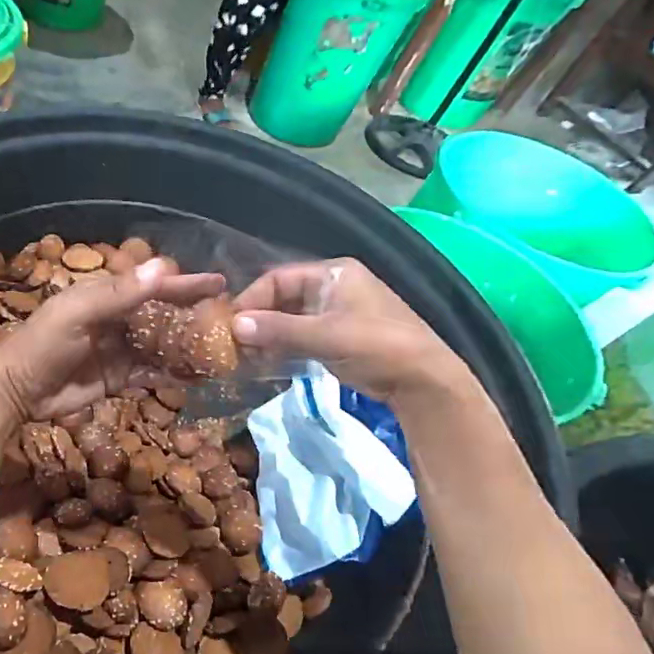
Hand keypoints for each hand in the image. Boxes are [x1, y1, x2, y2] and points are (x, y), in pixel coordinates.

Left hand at [0, 259, 225, 419]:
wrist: (17, 390)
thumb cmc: (43, 344)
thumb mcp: (78, 314)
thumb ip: (120, 294)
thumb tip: (164, 268)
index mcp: (106, 295)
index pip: (153, 286)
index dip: (186, 284)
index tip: (219, 282)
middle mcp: (117, 319)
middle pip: (162, 315)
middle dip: (193, 315)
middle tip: (229, 319)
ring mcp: (118, 350)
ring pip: (160, 345)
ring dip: (186, 346)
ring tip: (221, 349)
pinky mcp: (118, 378)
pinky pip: (151, 373)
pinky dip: (171, 373)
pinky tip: (196, 376)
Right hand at [231, 258, 475, 407]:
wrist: (423, 379)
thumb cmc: (377, 346)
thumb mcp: (326, 336)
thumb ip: (279, 330)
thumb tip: (235, 326)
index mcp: (333, 274)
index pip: (278, 278)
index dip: (252, 299)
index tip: (230, 324)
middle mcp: (332, 288)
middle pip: (281, 298)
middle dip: (257, 320)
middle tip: (233, 344)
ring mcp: (335, 314)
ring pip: (288, 319)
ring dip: (266, 336)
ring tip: (244, 356)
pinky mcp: (336, 338)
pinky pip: (299, 337)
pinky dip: (281, 347)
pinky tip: (263, 363)